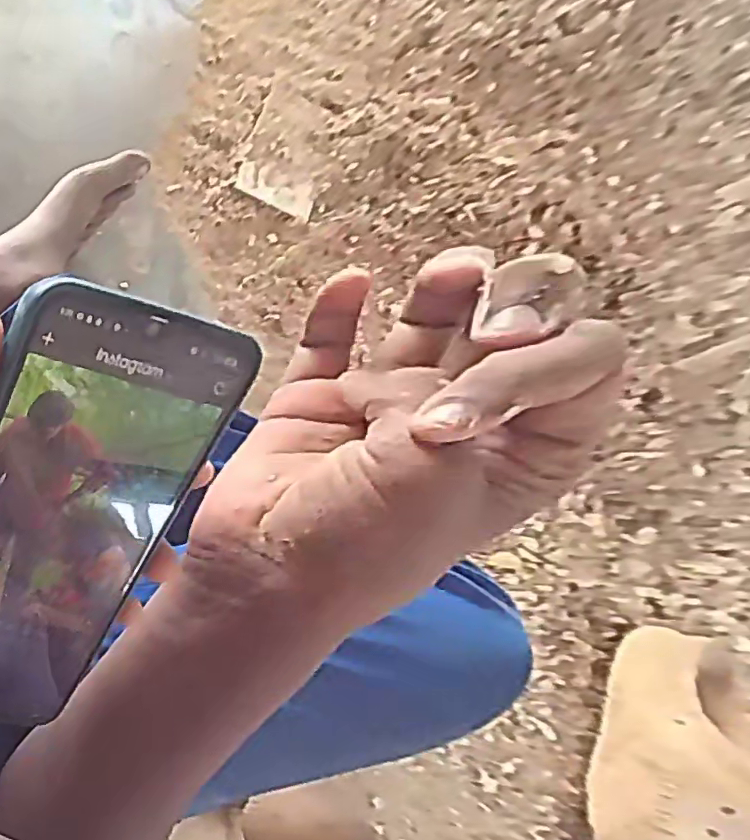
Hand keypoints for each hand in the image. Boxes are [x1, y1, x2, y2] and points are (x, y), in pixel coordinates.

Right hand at [180, 247, 627, 634]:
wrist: (264, 568)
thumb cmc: (363, 540)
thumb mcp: (447, 470)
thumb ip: (453, 397)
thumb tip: (394, 380)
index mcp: (521, 452)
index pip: (574, 366)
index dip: (547, 346)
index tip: (493, 356)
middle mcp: (455, 424)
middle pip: (503, 336)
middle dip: (509, 303)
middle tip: (484, 311)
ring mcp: (375, 412)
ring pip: (420, 333)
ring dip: (442, 293)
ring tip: (450, 271)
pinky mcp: (309, 406)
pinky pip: (326, 349)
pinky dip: (335, 314)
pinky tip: (350, 283)